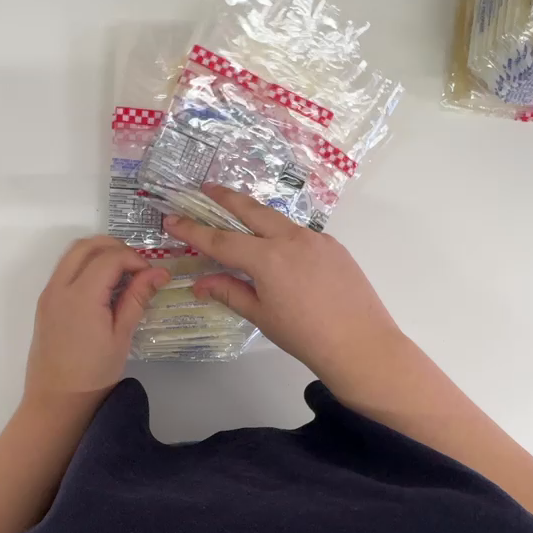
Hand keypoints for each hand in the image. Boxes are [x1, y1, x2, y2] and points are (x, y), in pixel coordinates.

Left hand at [24, 235, 168, 406]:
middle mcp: (59, 288)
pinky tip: (103, 286)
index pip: (110, 258)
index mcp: (81, 296)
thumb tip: (159, 273)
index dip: (135, 259)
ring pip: (72, 253)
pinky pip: (64, 269)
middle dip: (115, 248)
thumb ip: (137, 299)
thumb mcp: (121, 336)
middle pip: (87, 245)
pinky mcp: (45, 302)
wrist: (57, 399)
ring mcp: (48, 293)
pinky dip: (84, 265)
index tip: (152, 275)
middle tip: (137, 267)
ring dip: (98, 253)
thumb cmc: (93, 374)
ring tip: (121, 273)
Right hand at [161, 185, 414, 388]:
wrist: (360, 344)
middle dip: (225, 198)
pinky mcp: (333, 246)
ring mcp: (316, 239)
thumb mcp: (261, 316)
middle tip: (205, 188)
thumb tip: (202, 283)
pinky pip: (299, 234)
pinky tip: (277, 249)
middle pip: (250, 210)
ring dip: (254, 213)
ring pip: (277, 220)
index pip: (221, 240)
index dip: (193, 230)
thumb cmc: (305, 336)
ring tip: (238, 213)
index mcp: (267, 259)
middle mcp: (291, 239)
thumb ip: (230, 292)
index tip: (172, 220)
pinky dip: (280, 234)